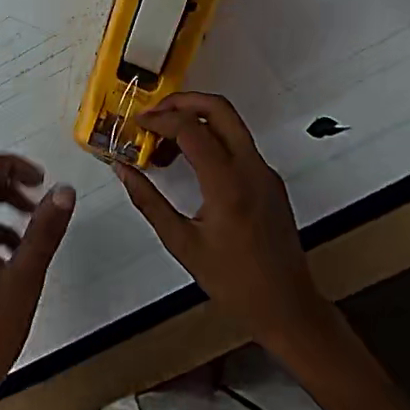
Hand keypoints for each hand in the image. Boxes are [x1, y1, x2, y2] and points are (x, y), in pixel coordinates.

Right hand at [115, 92, 329, 344]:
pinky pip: (237, 143)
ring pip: (230, 122)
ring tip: (163, 140)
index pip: (191, 128)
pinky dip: (209, 138)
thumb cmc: (233, 281)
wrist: (288, 307)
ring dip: (195, 118)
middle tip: (153, 113)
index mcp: (228, 184)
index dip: (159, 119)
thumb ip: (148, 200)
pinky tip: (187, 161)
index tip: (136, 123)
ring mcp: (264, 173)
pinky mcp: (268, 181)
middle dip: (182, 101)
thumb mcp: (181, 242)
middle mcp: (251, 169)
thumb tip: (121, 168)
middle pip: (219, 108)